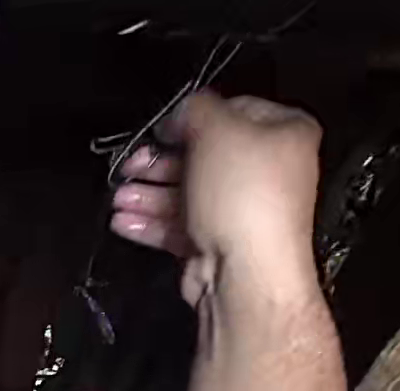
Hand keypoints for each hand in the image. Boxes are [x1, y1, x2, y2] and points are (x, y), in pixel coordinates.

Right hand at [110, 91, 321, 301]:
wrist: (244, 270)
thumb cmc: (242, 196)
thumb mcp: (219, 132)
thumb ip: (196, 111)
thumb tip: (181, 111)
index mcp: (281, 133)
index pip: (230, 114)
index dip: (189, 121)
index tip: (159, 131)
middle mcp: (262, 173)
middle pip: (200, 160)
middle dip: (157, 165)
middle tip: (129, 168)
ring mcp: (235, 213)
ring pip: (183, 197)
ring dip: (147, 196)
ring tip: (119, 199)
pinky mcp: (211, 245)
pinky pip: (176, 228)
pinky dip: (149, 224)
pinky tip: (123, 222)